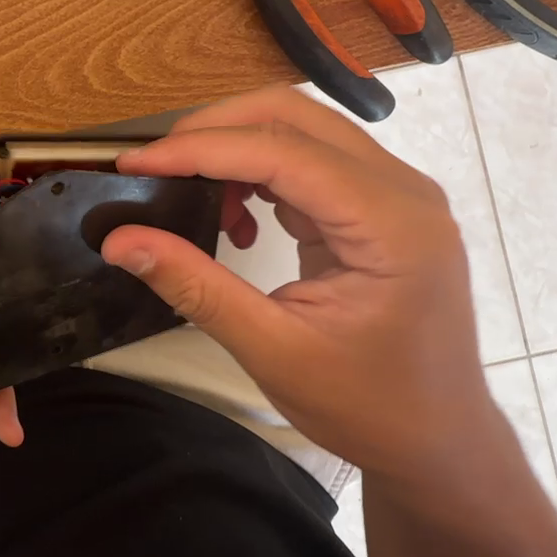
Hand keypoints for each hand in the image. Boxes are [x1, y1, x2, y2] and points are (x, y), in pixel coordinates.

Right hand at [99, 86, 501, 477]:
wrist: (438, 441)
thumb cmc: (368, 405)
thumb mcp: (271, 349)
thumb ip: (193, 285)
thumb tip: (118, 240)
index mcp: (391, 224)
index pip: (280, 152)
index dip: (199, 149)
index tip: (132, 163)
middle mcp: (400, 189)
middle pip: (292, 115)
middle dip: (213, 129)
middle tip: (156, 166)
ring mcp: (391, 192)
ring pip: (296, 127)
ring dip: (231, 147)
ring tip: (188, 194)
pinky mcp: (373, 203)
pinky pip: (302, 158)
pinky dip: (252, 171)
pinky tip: (234, 218)